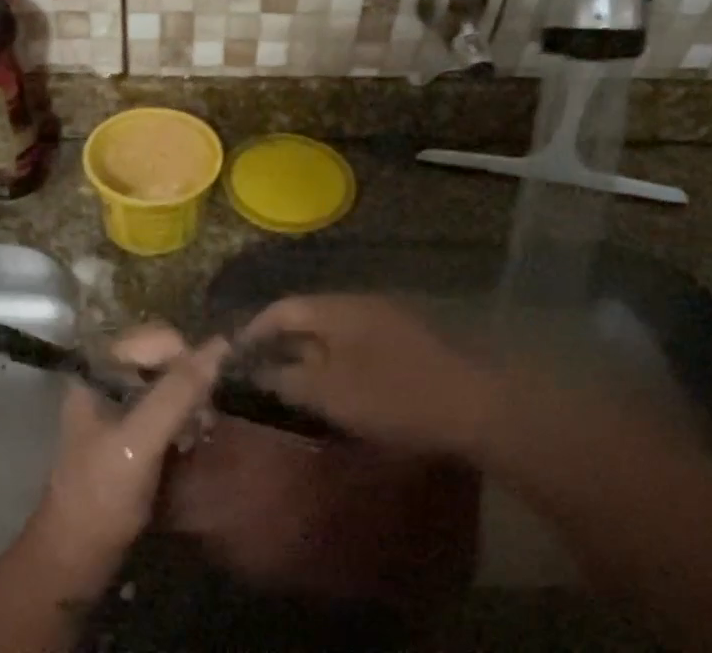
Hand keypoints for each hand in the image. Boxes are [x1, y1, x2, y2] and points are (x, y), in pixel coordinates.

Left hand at [32, 326, 228, 562]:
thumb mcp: (140, 440)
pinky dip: (185, 419)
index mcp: (97, 367)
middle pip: (164, 357)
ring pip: (169, 382)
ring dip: (192, 403)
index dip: (187, 359)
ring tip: (200, 434)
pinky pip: (167, 407)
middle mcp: (106, 376)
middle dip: (192, 382)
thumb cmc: (101, 494)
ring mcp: (117, 403)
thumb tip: (221, 344)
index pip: (156, 338)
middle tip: (205, 419)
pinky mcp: (130, 429)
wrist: (76, 555)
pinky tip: (192, 443)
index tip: (207, 396)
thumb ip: (177, 392)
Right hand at [239, 294, 486, 454]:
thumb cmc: (393, 397)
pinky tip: (339, 394)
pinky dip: (338, 365)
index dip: (254, 331)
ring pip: (335, 334)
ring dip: (311, 357)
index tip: (235, 358)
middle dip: (282, 346)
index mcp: (337, 309)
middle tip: (262, 377)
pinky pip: (358, 347)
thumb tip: (259, 372)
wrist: (475, 407)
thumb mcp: (330, 394)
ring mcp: (388, 322)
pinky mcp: (408, 344)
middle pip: (308, 318)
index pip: (282, 308)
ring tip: (296, 390)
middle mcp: (360, 305)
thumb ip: (288, 380)